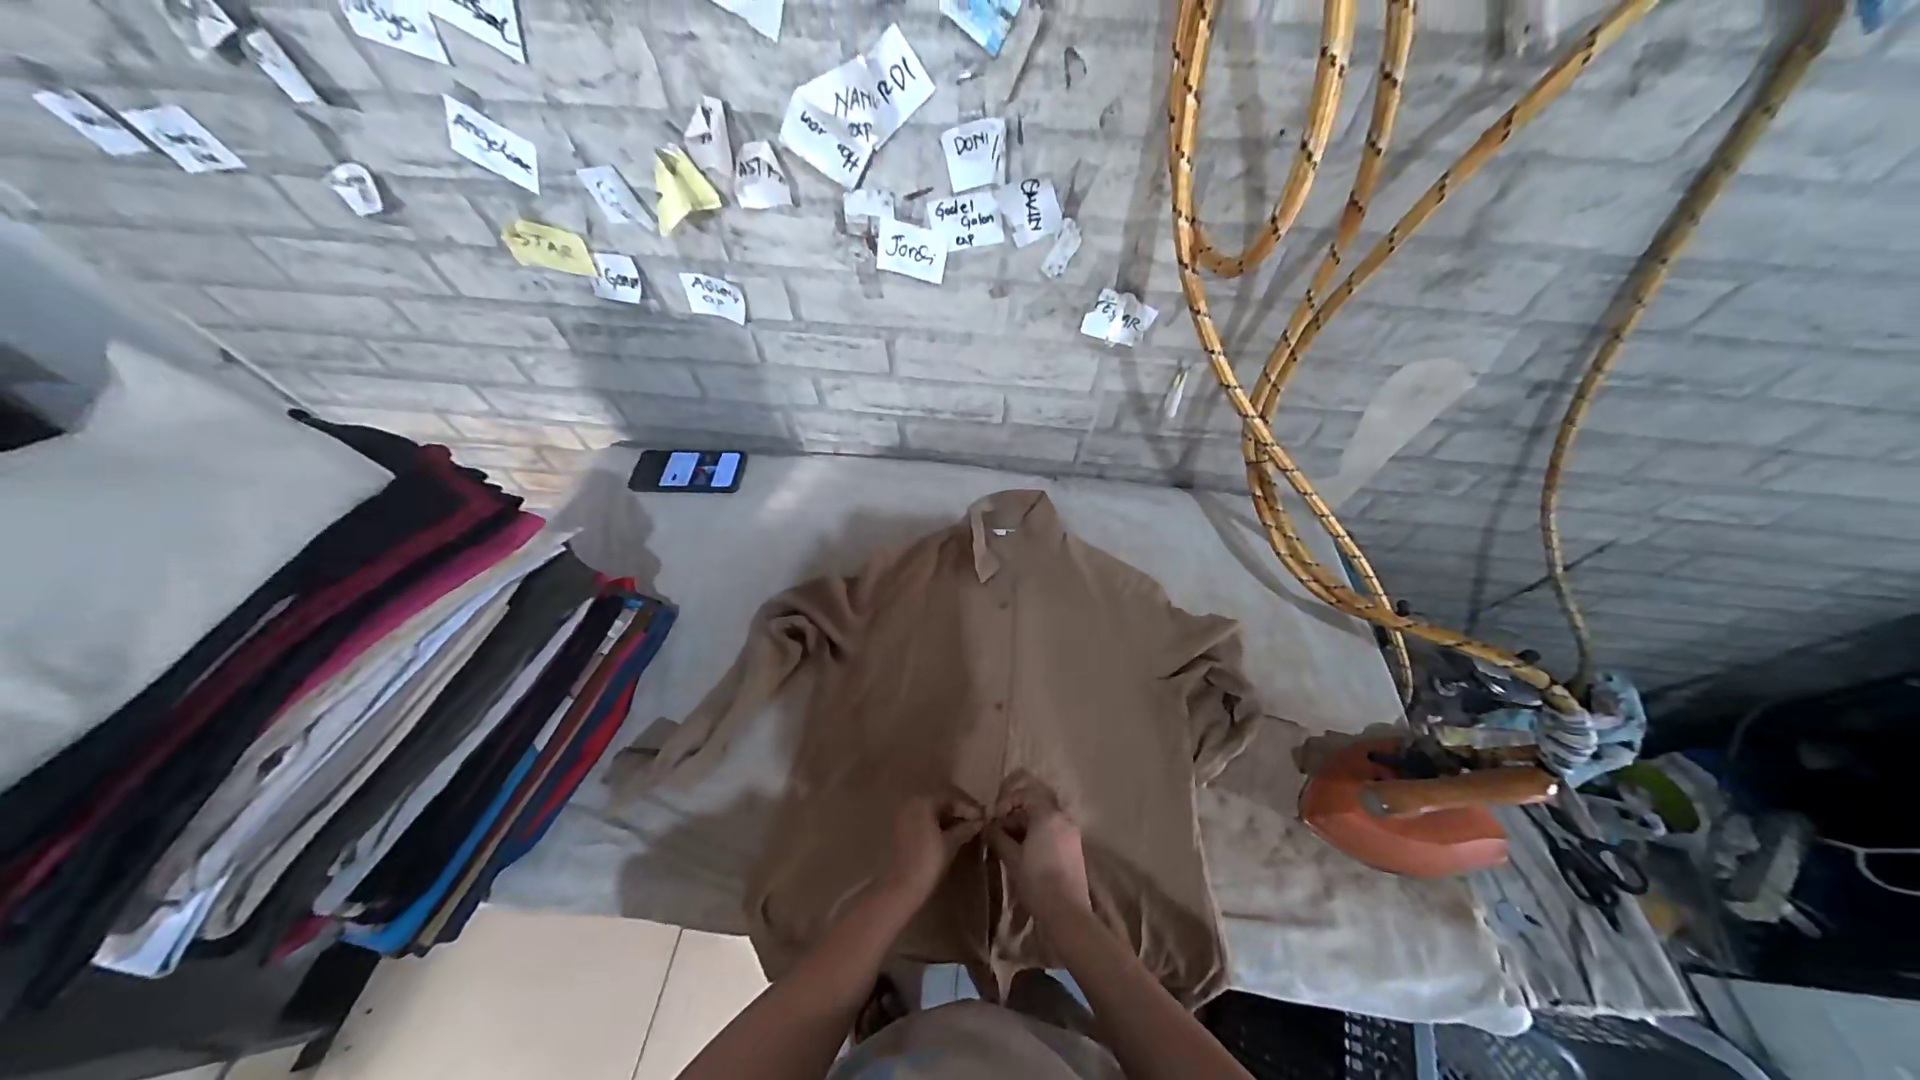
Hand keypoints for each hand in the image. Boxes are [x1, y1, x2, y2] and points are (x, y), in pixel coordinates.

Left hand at [877, 794, 982, 909]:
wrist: (901, 887)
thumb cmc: (928, 862)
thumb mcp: (951, 843)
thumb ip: (966, 828)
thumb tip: (980, 821)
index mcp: (923, 802)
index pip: (951, 797)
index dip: (969, 806)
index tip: (983, 817)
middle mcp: (912, 803)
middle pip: (941, 801)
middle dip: (959, 810)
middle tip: (976, 821)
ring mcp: (905, 815)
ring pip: (932, 810)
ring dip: (949, 817)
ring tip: (966, 828)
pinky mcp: (902, 828)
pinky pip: (924, 819)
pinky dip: (938, 823)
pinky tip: (950, 833)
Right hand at [987, 774, 1091, 923]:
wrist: (1067, 912)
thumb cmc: (1037, 880)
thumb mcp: (1012, 858)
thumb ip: (998, 837)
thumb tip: (988, 826)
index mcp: (1048, 815)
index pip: (1025, 795)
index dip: (1006, 802)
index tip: (994, 818)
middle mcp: (1063, 818)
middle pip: (1035, 806)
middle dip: (1014, 816)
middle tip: (998, 832)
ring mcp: (1072, 833)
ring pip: (1044, 820)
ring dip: (1025, 827)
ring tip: (1008, 844)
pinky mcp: (1075, 848)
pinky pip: (1053, 832)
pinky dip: (1038, 836)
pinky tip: (1026, 853)